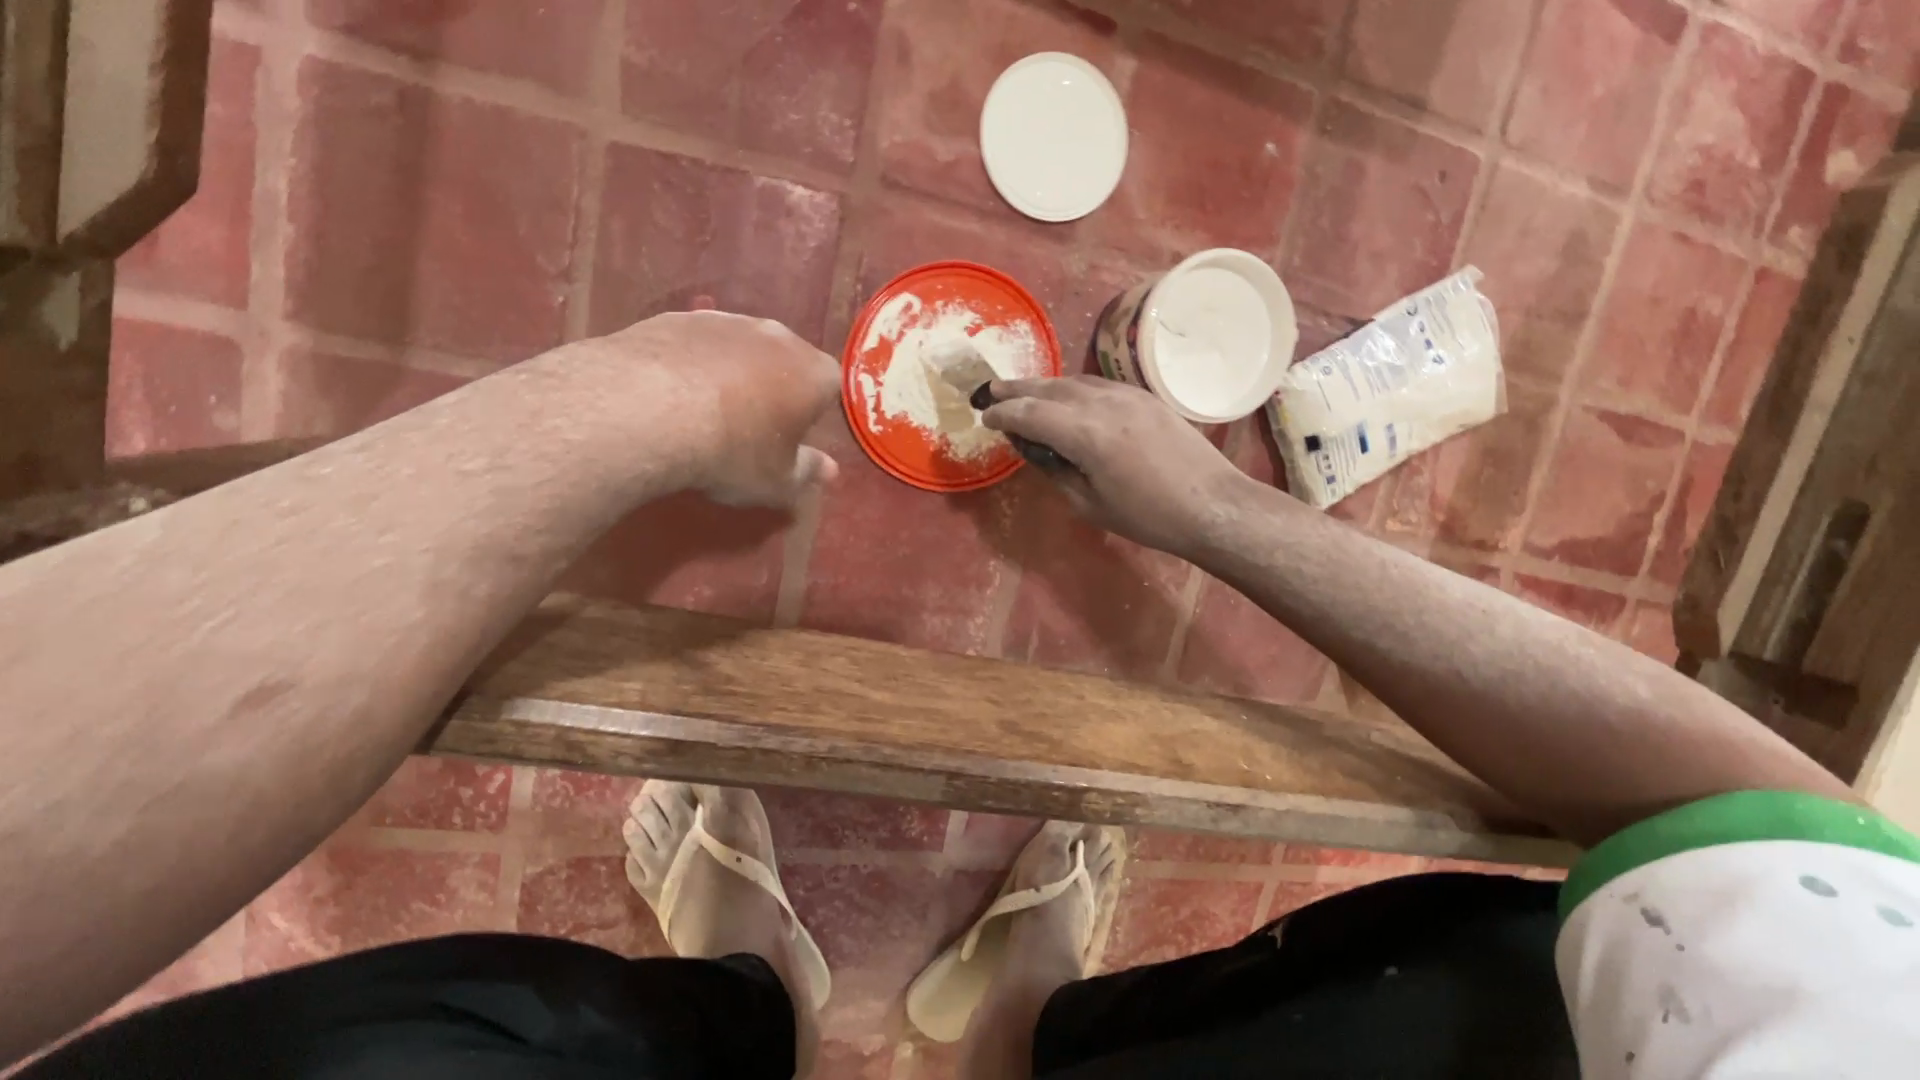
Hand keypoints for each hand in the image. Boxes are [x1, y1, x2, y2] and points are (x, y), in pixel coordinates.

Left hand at [588, 311, 840, 506]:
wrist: (648, 408)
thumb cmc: (731, 451)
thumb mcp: (775, 482)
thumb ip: (807, 474)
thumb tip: (829, 470)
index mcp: (813, 373)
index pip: (831, 387)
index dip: (814, 413)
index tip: (793, 437)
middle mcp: (778, 336)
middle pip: (786, 360)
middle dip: (775, 388)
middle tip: (751, 427)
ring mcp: (726, 321)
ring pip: (740, 348)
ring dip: (732, 373)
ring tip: (706, 412)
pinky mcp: (679, 318)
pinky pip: (697, 344)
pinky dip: (691, 365)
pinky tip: (670, 395)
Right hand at [981, 375, 1248, 556]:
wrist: (1212, 505)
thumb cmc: (1148, 516)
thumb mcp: (1090, 504)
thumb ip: (1056, 471)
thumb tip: (1035, 449)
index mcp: (1085, 433)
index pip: (1030, 413)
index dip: (1003, 414)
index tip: (985, 419)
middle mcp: (1103, 403)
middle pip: (1049, 388)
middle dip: (1017, 390)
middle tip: (990, 391)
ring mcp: (1128, 395)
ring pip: (1074, 382)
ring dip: (1045, 387)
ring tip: (1024, 394)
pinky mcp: (1146, 397)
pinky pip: (1098, 385)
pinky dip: (1074, 389)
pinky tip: (1068, 401)